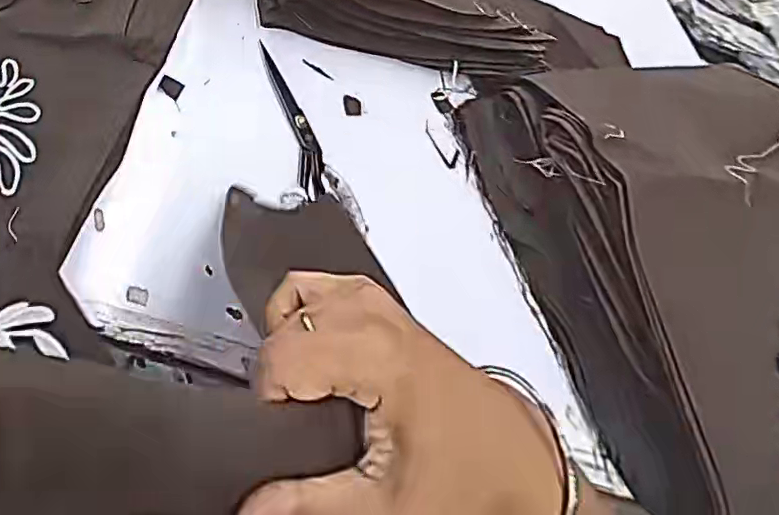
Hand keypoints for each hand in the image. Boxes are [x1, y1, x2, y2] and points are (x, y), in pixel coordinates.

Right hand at [240, 272, 568, 514]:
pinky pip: (320, 285)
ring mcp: (376, 302)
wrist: (524, 468)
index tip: (284, 426)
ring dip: (286, 336)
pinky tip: (315, 349)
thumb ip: (311, 503)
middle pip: (283, 324)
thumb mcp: (388, 505)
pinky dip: (304, 309)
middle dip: (277, 372)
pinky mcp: (381, 302)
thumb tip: (255, 505)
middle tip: (296, 414)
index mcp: (373, 352)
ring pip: (296, 295)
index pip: (280, 355)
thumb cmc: (476, 481)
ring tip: (303, 382)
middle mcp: (371, 315)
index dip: (270, 398)